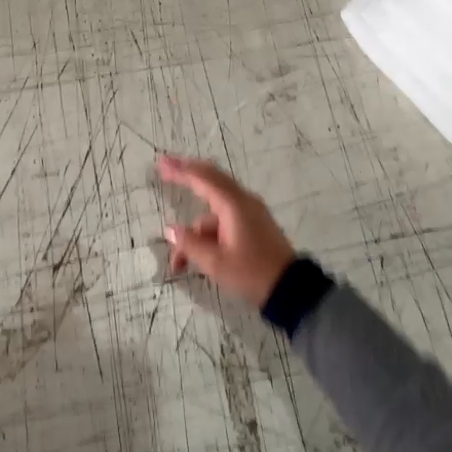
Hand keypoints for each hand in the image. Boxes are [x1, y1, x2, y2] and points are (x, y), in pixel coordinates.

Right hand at [158, 153, 296, 307]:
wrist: (290, 288)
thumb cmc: (252, 273)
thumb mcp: (216, 263)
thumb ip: (191, 244)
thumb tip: (171, 229)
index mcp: (233, 204)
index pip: (202, 178)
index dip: (180, 170)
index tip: (161, 163)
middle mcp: (242, 201)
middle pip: (210, 180)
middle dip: (187, 175)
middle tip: (165, 169)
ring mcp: (250, 212)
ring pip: (214, 210)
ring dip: (194, 231)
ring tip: (178, 264)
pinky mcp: (254, 224)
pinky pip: (224, 219)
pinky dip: (208, 233)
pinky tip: (197, 256)